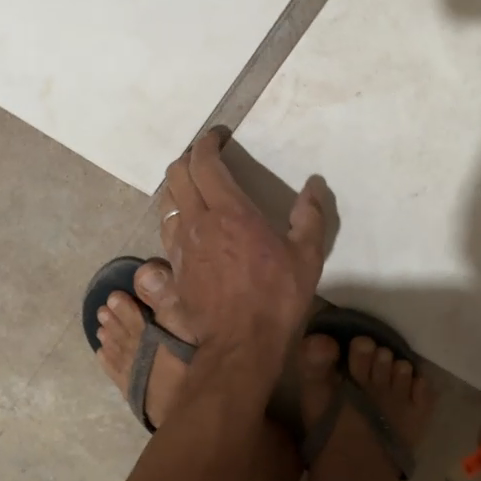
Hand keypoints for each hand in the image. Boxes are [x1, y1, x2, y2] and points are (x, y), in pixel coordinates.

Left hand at [161, 129, 327, 354]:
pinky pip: (166, 228)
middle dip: (188, 157)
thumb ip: (310, 217)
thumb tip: (313, 186)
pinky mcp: (173, 267)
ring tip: (194, 184)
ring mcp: (180, 245)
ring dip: (178, 184)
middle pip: (177, 174)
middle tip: (206, 156)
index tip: (218, 136)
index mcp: (230, 211)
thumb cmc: (276, 298)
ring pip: (167, 200)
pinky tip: (188, 221)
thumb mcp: (307, 257)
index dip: (207, 142)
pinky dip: (174, 213)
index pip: (205, 162)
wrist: (240, 344)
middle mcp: (198, 221)